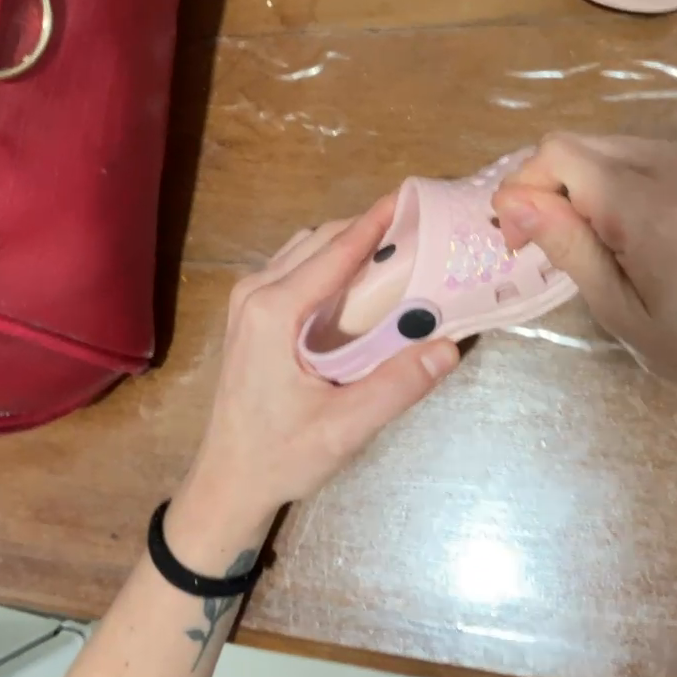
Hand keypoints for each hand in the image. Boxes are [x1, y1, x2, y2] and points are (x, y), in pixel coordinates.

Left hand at [177, 195, 462, 536]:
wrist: (228, 480)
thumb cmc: (282, 455)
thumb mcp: (344, 428)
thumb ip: (396, 387)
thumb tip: (449, 347)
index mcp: (273, 310)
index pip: (335, 251)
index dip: (374, 222)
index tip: (409, 196)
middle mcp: (255, 291)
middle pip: (319, 240)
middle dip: (366, 228)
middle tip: (416, 227)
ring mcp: (246, 298)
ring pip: (305, 249)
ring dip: (346, 242)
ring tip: (394, 248)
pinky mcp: (248, 310)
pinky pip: (294, 266)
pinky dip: (328, 260)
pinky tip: (358, 278)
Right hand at [491, 134, 676, 444]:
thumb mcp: (621, 313)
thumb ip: (566, 246)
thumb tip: (510, 201)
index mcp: (654, 206)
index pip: (558, 153)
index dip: (524, 189)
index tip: (518, 241)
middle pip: (578, 145)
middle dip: (547, 188)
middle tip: (548, 247)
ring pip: (605, 148)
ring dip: (580, 187)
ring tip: (591, 245)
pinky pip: (638, 157)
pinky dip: (613, 185)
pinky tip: (627, 232)